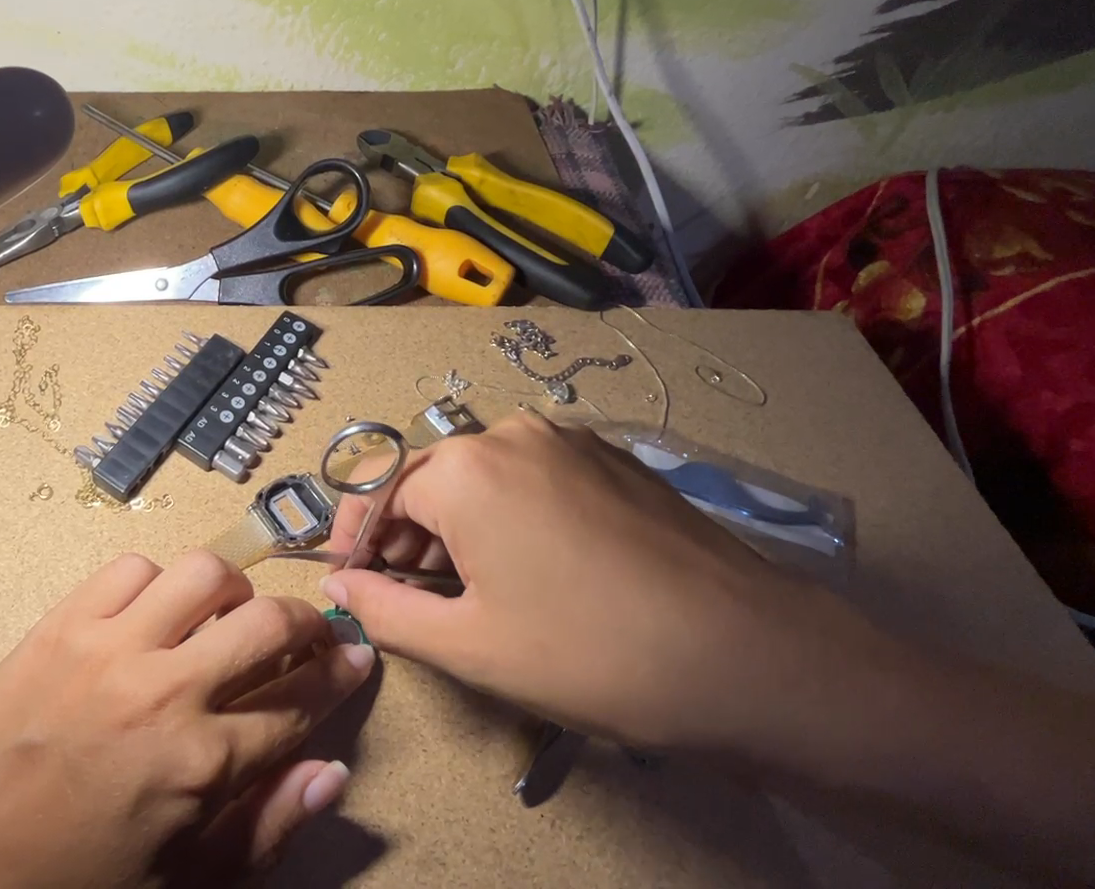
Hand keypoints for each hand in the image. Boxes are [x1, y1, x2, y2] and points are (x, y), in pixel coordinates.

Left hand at [0, 550, 374, 888]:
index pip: (297, 702)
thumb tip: (332, 772)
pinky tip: (154, 612)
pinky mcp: (60, 622)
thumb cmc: (69, 877)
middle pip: (265, 623)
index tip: (356, 655)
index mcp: (198, 764)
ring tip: (228, 613)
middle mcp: (162, 689)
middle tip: (309, 629)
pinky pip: (128, 568)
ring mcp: (107, 645)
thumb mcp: (181, 880)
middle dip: (305, 621)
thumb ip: (264, 826)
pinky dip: (155, 582)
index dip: (339, 677)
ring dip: (231, 589)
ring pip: (201, 573)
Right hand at [320, 413, 861, 754]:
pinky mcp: (609, 459)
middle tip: (407, 599)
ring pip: (478, 477)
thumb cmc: (592, 654)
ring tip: (466, 591)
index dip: (353, 539)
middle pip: (427, 478)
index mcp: (464, 469)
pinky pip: (528, 476)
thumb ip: (384, 610)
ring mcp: (567, 440)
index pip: (375, 492)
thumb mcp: (469, 645)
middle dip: (404, 536)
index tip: (348, 582)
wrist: (757, 661)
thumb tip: (336, 584)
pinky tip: (526, 569)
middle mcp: (510, 433)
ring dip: (453, 528)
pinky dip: (503, 515)